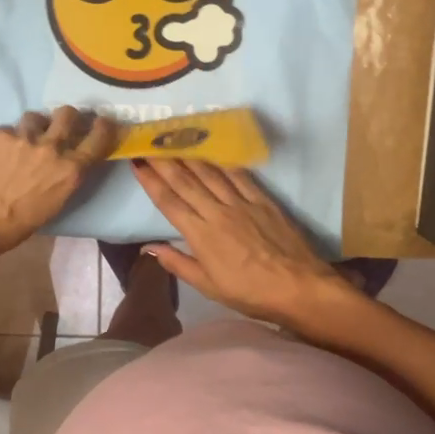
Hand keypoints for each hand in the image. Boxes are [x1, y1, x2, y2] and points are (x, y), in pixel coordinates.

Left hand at [0, 107, 117, 257]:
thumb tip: (62, 166)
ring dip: (34, 126)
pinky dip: (5, 140)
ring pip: (35, 116)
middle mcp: (52, 148)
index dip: (103, 126)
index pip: (98, 138)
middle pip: (68, 114)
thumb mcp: (53, 205)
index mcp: (70, 171)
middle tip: (60, 123)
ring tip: (23, 139)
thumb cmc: (15, 226)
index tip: (101, 121)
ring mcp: (23, 137)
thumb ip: (62, 179)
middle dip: (67, 116)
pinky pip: (7, 129)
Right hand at [131, 158, 352, 325]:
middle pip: (185, 181)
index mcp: (200, 234)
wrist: (298, 287)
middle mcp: (217, 212)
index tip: (136, 163)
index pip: (169, 202)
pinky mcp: (263, 200)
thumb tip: (148, 247)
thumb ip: (178, 263)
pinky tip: (212, 152)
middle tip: (148, 142)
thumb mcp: (208, 286)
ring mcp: (241, 203)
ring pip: (209, 173)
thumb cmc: (250, 293)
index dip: (150, 181)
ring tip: (174, 140)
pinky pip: (239, 175)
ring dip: (189, 155)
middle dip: (163, 161)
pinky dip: (222, 162)